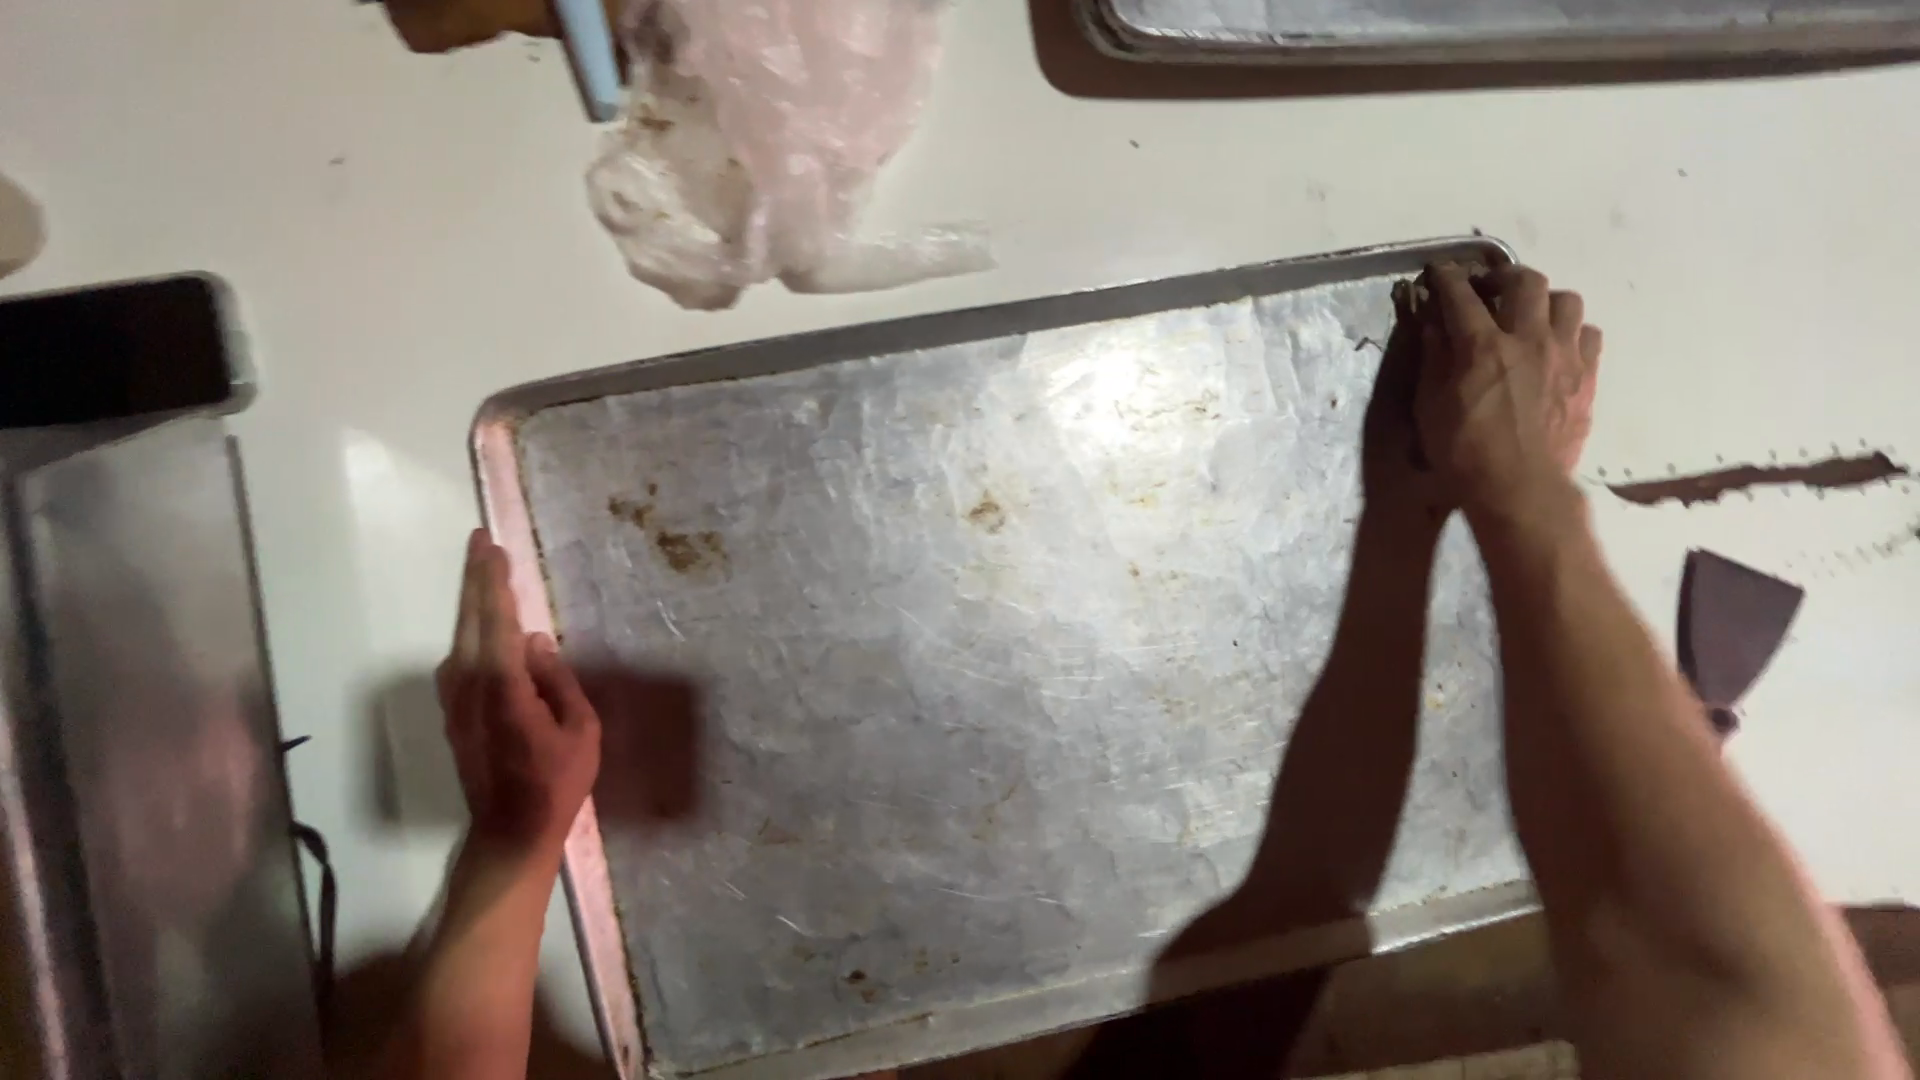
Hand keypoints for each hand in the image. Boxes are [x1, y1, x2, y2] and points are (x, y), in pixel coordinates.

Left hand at [437, 529, 601, 858]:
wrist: (510, 830)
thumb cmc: (558, 779)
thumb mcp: (580, 728)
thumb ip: (557, 680)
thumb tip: (534, 640)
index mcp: (504, 687)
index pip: (497, 622)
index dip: (494, 583)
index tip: (494, 548)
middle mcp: (469, 687)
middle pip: (469, 621)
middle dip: (475, 579)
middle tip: (480, 542)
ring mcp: (455, 701)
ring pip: (459, 638)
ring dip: (470, 602)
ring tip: (484, 571)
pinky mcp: (454, 713)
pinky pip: (459, 659)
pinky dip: (469, 630)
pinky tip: (481, 623)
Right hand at [1412, 262, 1601, 523]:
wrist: (1519, 487)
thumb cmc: (1462, 451)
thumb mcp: (1430, 407)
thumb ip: (1433, 360)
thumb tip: (1432, 326)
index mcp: (1481, 347)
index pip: (1461, 297)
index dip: (1448, 279)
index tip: (1439, 271)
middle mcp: (1527, 339)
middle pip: (1525, 282)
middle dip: (1503, 277)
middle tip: (1488, 289)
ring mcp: (1564, 355)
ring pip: (1565, 300)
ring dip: (1543, 300)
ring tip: (1528, 315)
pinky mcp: (1587, 375)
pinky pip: (1588, 333)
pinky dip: (1570, 330)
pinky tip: (1555, 345)